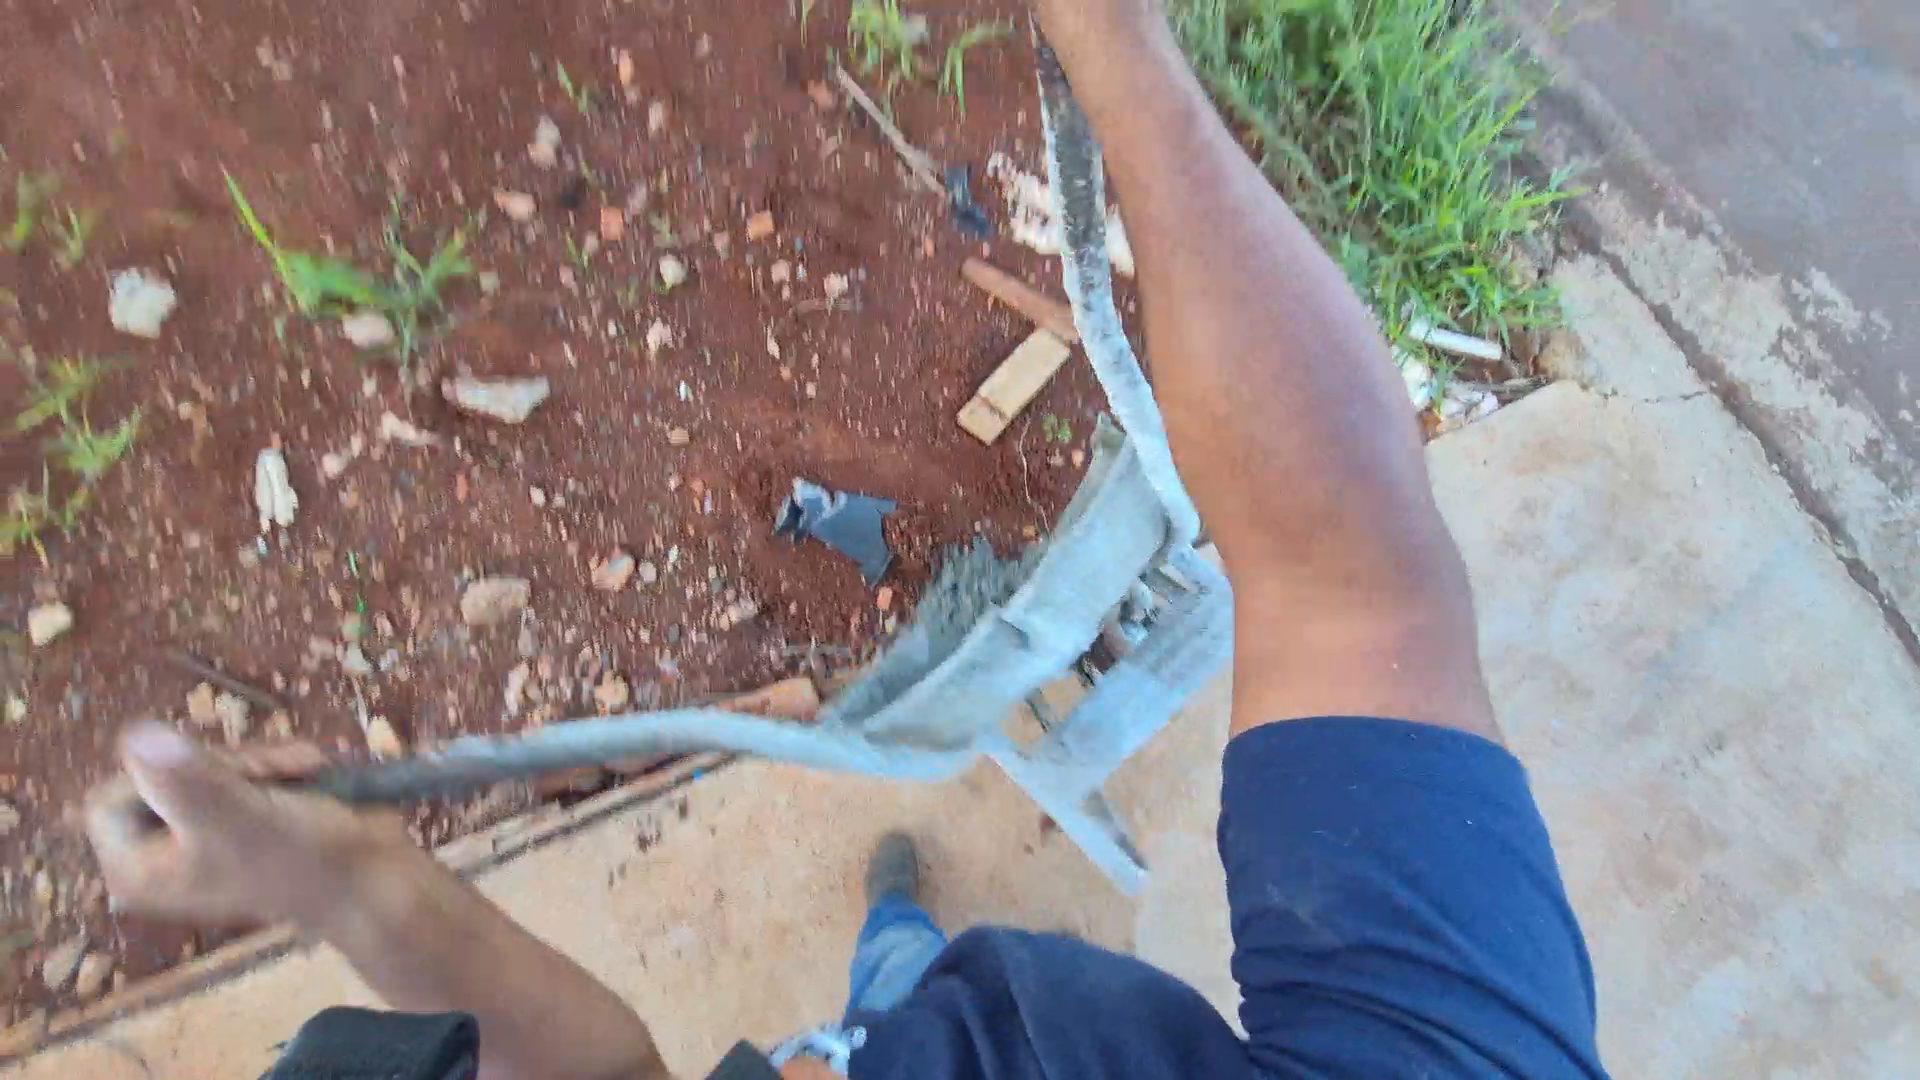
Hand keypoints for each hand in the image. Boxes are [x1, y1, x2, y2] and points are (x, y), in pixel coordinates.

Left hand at [84, 723, 409, 928]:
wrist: (376, 875)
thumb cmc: (304, 858)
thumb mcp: (242, 818)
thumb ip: (187, 780)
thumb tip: (135, 732)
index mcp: (141, 866)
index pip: (112, 800)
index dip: (164, 775)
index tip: (222, 773)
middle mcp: (172, 849)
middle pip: (174, 776)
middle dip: (237, 764)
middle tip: (281, 768)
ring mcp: (219, 832)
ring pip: (223, 768)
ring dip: (273, 759)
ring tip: (310, 767)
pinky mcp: (261, 815)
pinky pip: (259, 774)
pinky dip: (291, 764)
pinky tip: (317, 771)